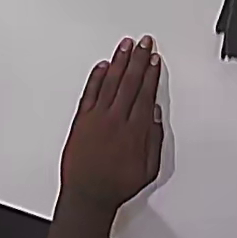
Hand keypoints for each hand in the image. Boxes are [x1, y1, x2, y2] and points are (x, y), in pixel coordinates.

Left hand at [59, 36, 163, 217]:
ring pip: (110, 81)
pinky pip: (90, 92)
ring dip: (119, 60)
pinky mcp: (82, 119)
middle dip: (139, 59)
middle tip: (144, 42)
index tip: (154, 58)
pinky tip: (103, 65)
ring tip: (126, 45)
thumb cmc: (117, 184)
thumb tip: (154, 113)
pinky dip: (96, 77)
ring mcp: (97, 117)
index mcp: (135, 131)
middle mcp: (116, 119)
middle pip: (130, 81)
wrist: (87, 195)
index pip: (145, 92)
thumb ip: (154, 139)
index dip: (151, 73)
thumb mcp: (148, 169)